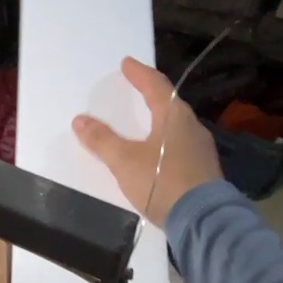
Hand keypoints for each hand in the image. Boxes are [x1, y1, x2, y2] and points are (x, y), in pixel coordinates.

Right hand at [72, 56, 222, 225]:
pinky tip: (156, 154)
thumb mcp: (124, 161)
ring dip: (158, 122)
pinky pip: (179, 147)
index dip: (139, 74)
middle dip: (151, 97)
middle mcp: (191, 127)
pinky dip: (164, 143)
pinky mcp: (202, 170)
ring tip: (143, 124)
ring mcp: (200, 149)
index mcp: (174, 117)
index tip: (126, 63)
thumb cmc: (162, 181)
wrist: (202, 218)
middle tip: (135, 91)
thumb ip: (102, 140)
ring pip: (176, 127)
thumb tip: (79, 120)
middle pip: (169, 105)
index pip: (156, 87)